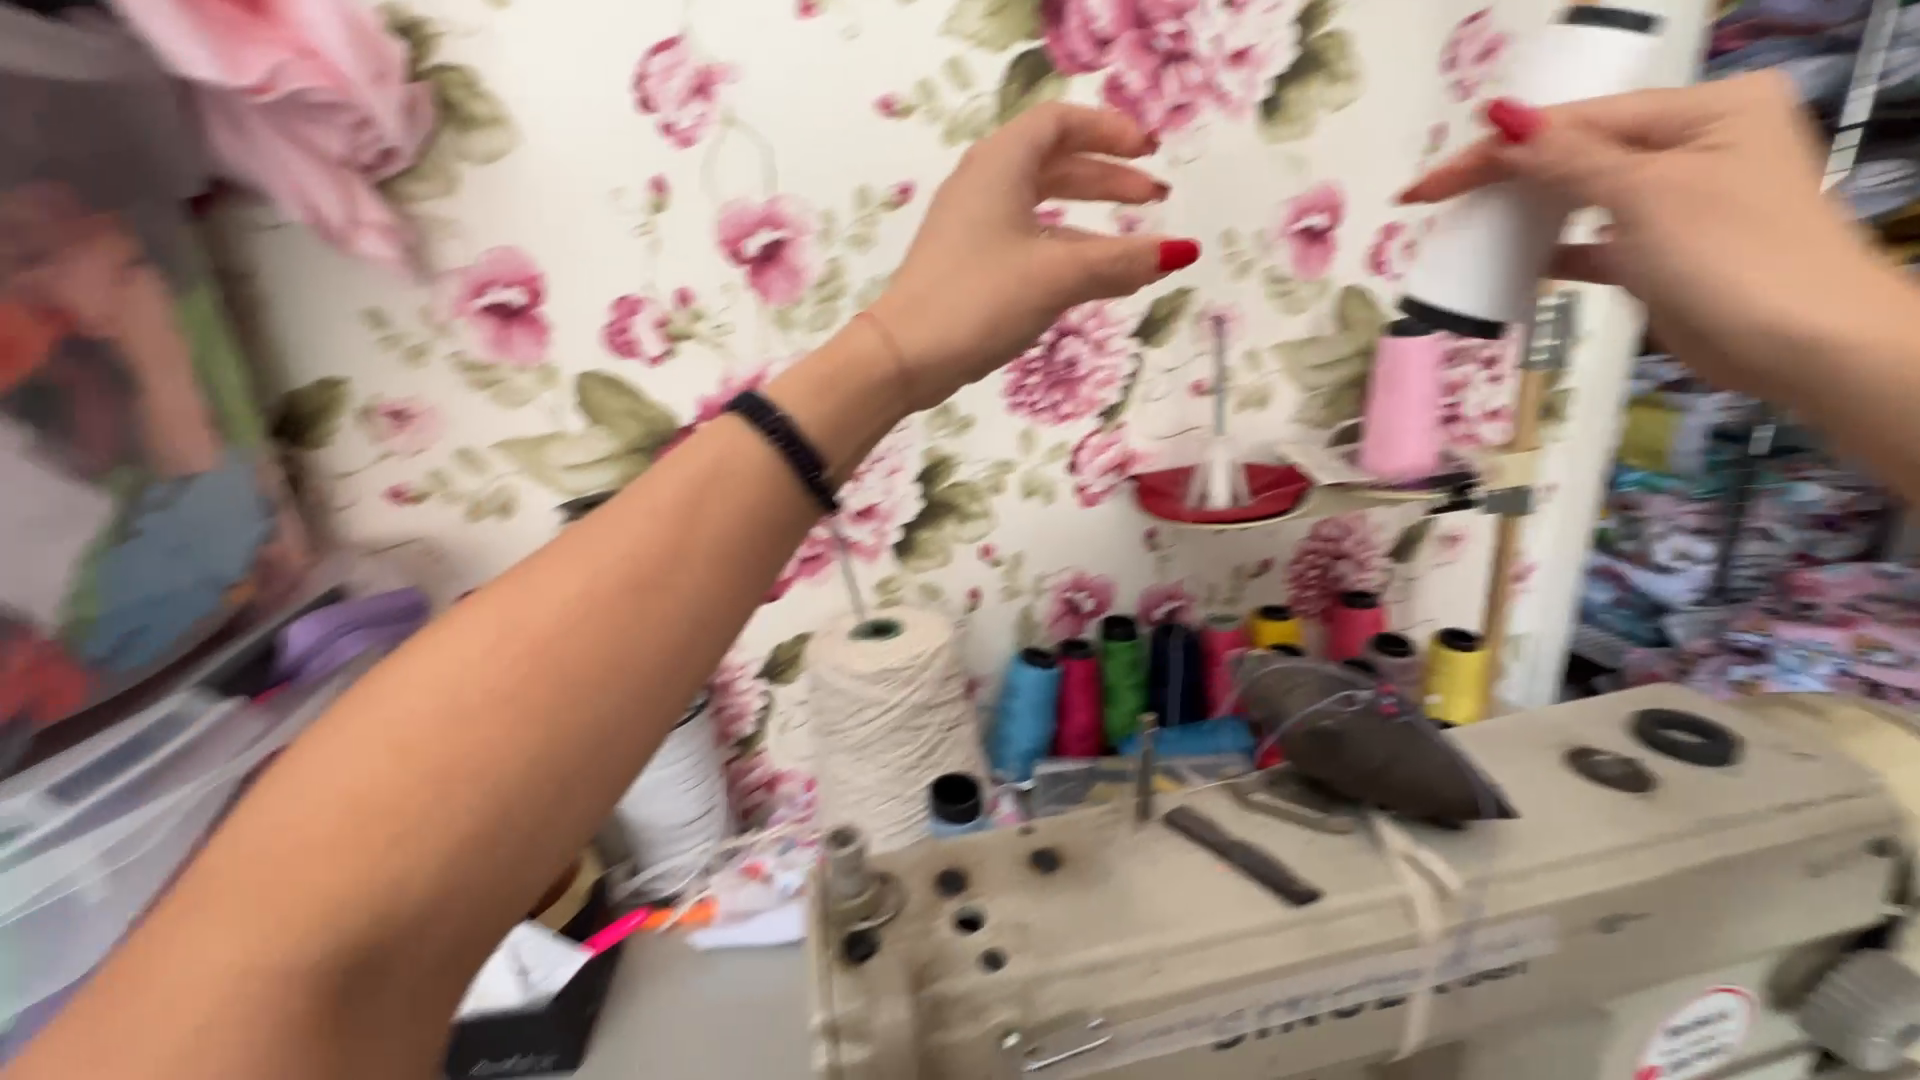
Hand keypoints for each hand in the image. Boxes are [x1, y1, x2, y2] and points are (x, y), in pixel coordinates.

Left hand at [867, 103, 1198, 411]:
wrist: (905, 355)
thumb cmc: (980, 299)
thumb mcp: (1058, 276)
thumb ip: (1121, 261)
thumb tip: (1179, 253)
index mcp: (1000, 164)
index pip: (1061, 123)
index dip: (1110, 131)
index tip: (1151, 151)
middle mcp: (982, 184)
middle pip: (1055, 163)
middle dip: (1109, 179)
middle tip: (1154, 199)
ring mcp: (970, 226)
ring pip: (1041, 208)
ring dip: (1089, 220)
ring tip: (1132, 247)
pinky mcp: (966, 263)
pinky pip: (1025, 241)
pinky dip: (1062, 250)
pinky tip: (1088, 279)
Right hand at [1400, 73, 1904, 399]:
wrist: (1802, 344)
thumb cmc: (1730, 255)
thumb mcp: (1645, 195)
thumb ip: (1570, 158)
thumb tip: (1504, 119)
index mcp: (1705, 109)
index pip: (1577, 121)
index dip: (1496, 149)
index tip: (1426, 185)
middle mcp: (1694, 143)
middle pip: (1576, 151)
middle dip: (1504, 173)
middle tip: (1431, 199)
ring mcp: (1681, 198)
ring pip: (1581, 193)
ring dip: (1523, 207)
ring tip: (1463, 218)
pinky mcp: (1663, 250)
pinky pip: (1594, 239)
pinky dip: (1554, 247)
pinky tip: (1514, 257)